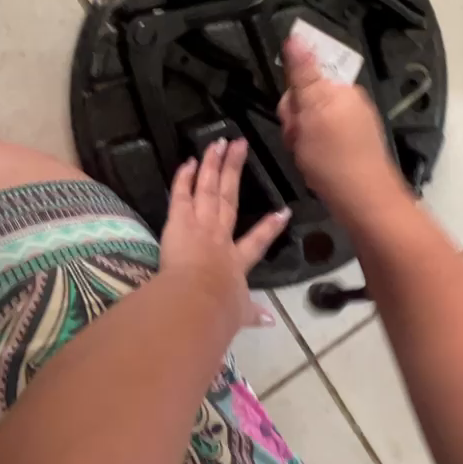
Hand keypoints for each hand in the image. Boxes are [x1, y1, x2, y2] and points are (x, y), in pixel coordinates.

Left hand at [160, 138, 291, 328]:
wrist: (198, 301)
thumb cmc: (219, 310)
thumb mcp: (238, 315)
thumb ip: (251, 314)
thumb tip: (270, 321)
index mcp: (237, 261)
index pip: (256, 241)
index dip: (271, 227)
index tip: (283, 212)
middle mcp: (220, 237)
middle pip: (230, 198)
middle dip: (235, 171)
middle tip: (241, 145)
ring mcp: (201, 225)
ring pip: (208, 189)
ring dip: (213, 164)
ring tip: (219, 142)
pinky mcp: (179, 222)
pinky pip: (181, 195)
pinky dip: (184, 178)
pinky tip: (188, 161)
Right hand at [277, 34, 409, 222]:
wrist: (364, 200)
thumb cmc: (333, 157)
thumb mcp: (311, 111)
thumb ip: (302, 74)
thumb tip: (295, 35)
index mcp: (341, 89)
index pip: (301, 82)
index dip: (291, 104)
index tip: (295, 122)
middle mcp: (350, 102)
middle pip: (305, 104)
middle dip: (296, 125)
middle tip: (300, 144)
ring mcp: (354, 126)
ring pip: (311, 127)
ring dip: (302, 143)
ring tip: (309, 159)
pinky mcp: (355, 148)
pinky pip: (323, 143)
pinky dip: (315, 155)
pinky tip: (318, 168)